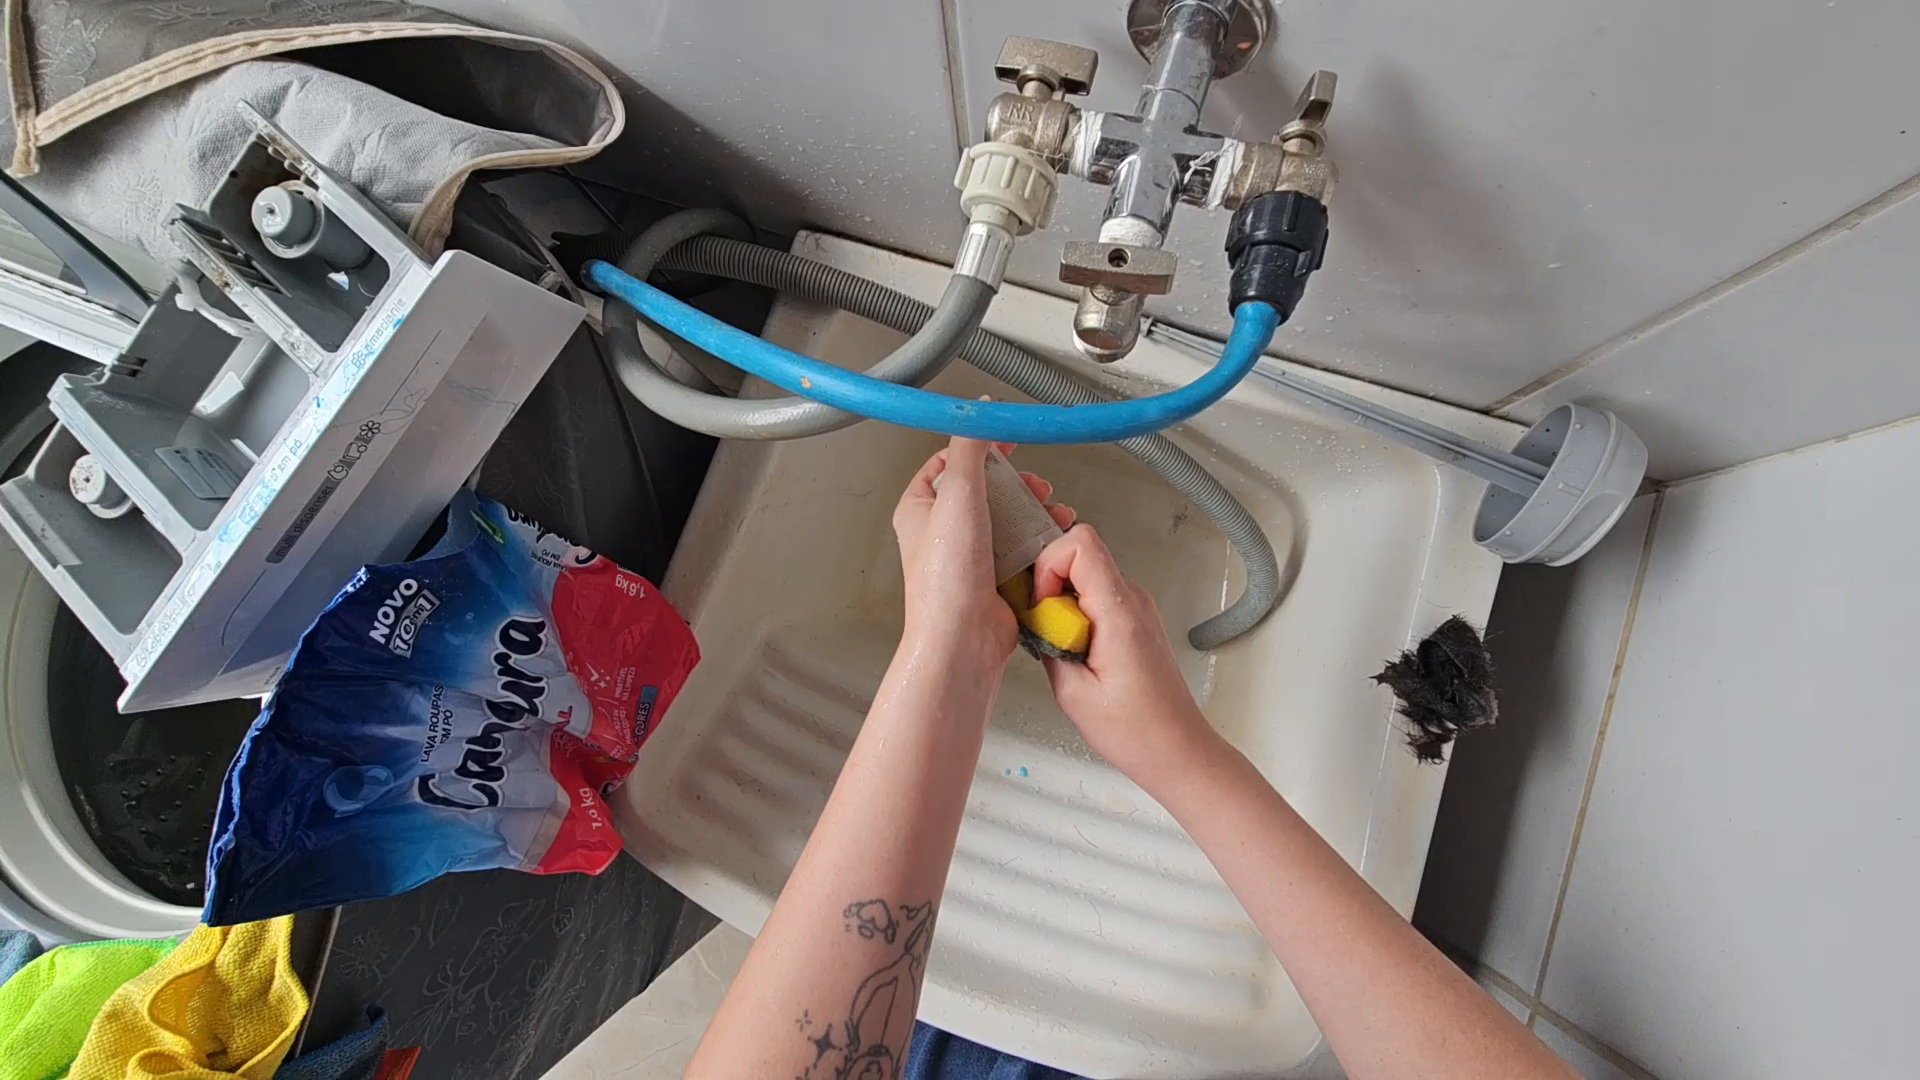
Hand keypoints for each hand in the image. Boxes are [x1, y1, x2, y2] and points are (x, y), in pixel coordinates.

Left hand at [893, 437, 1070, 664]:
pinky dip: (1040, 539)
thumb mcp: (958, 495)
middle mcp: (942, 531)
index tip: (1006, 440)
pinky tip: (1054, 536)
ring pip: (1008, 518)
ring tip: (1052, 510)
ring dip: (1034, 510)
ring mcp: (969, 555)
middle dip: (1017, 483)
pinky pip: (1021, 547)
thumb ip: (970, 448)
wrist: (963, 638)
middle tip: (1034, 484)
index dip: (979, 449)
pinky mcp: (994, 577)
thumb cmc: (946, 579)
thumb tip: (979, 411)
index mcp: (920, 508)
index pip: (949, 463)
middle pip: (986, 489)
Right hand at [1032, 525, 1223, 788]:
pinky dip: (1077, 615)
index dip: (1048, 564)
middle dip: (1050, 586)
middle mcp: (1133, 599)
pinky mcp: (1135, 619)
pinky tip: (1077, 653)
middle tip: (1046, 631)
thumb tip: (1032, 619)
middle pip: (1080, 556)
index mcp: (1119, 612)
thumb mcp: (1072, 692)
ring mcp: (1137, 607)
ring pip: (1086, 577)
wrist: (1178, 750)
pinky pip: (1096, 596)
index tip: (1040, 603)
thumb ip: (1046, 645)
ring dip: (1063, 604)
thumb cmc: (1135, 731)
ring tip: (1063, 649)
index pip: (1081, 544)